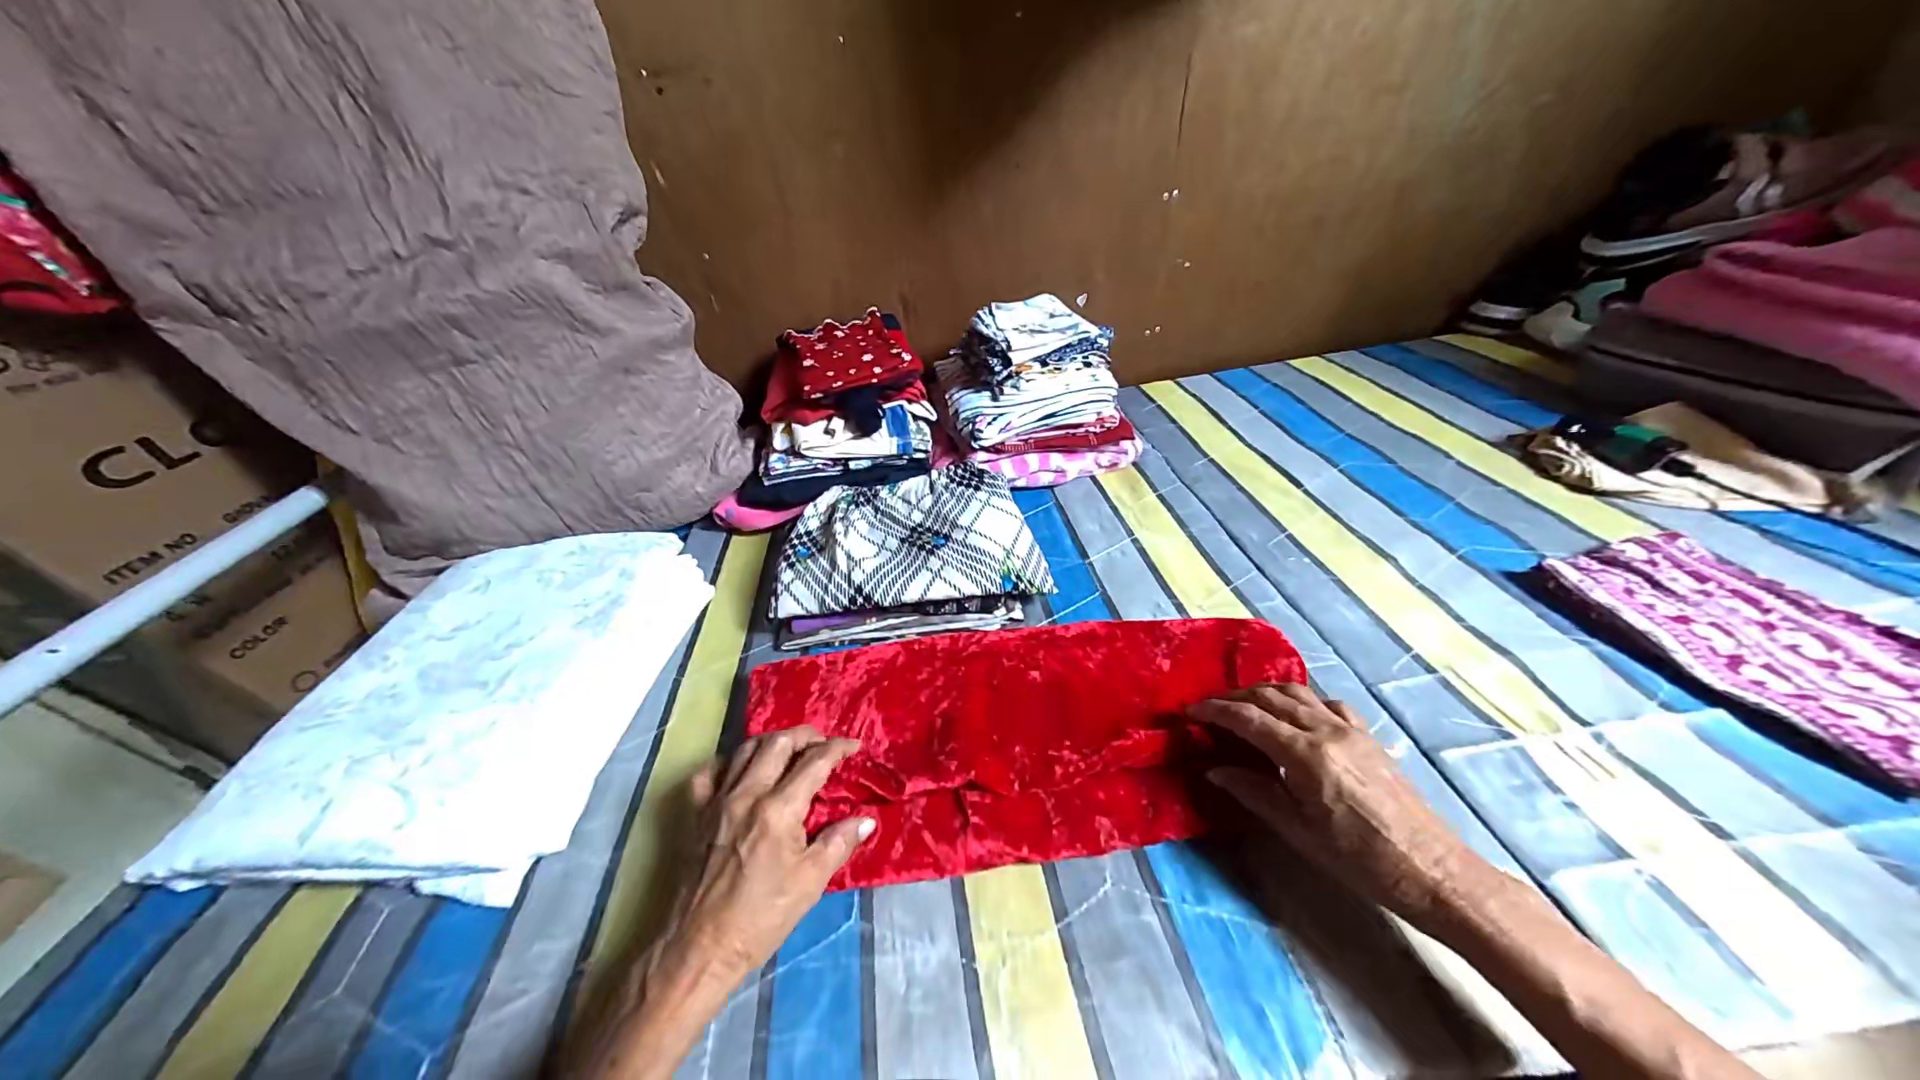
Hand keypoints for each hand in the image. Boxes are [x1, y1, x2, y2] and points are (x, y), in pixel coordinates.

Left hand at [655, 726, 874, 980]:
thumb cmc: (760, 919)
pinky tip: (741, 769)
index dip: (838, 748)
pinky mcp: (695, 815)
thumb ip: (838, 843)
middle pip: (778, 743)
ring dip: (772, 741)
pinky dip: (729, 762)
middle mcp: (746, 795)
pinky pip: (710, 773)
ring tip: (790, 748)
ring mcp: (716, 802)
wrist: (699, 948)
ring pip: (744, 750)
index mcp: (778, 809)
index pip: (814, 762)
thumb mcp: (810, 884)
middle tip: (823, 741)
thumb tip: (865, 820)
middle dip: (805, 735)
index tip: (854, 746)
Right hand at [1191, 684, 1486, 922]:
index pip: (1248, 718)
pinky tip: (1296, 715)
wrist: (1431, 870)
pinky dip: (1302, 701)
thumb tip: (1215, 769)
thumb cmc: (1359, 859)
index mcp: (1305, 754)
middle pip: (1271, 697)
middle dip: (1234, 697)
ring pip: (1299, 693)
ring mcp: (1351, 730)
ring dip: (1265, 692)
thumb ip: (1254, 792)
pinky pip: (1327, 704)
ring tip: (1243, 704)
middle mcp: (1326, 730)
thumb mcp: (1298, 831)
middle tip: (1209, 707)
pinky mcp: (1368, 736)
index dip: (1215, 710)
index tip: (1189, 711)